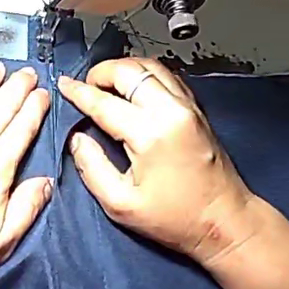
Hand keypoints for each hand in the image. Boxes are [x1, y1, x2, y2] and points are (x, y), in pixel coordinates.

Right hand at [57, 58, 266, 269]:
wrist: (225, 222)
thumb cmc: (175, 218)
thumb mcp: (121, 204)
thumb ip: (92, 167)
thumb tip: (77, 139)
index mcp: (150, 133)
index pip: (104, 102)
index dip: (78, 92)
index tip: (63, 85)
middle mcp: (171, 111)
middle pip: (129, 71)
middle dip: (100, 73)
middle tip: (85, 87)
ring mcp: (187, 107)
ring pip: (150, 67)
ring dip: (123, 70)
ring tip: (106, 85)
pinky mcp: (196, 109)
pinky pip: (166, 76)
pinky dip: (144, 75)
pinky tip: (133, 90)